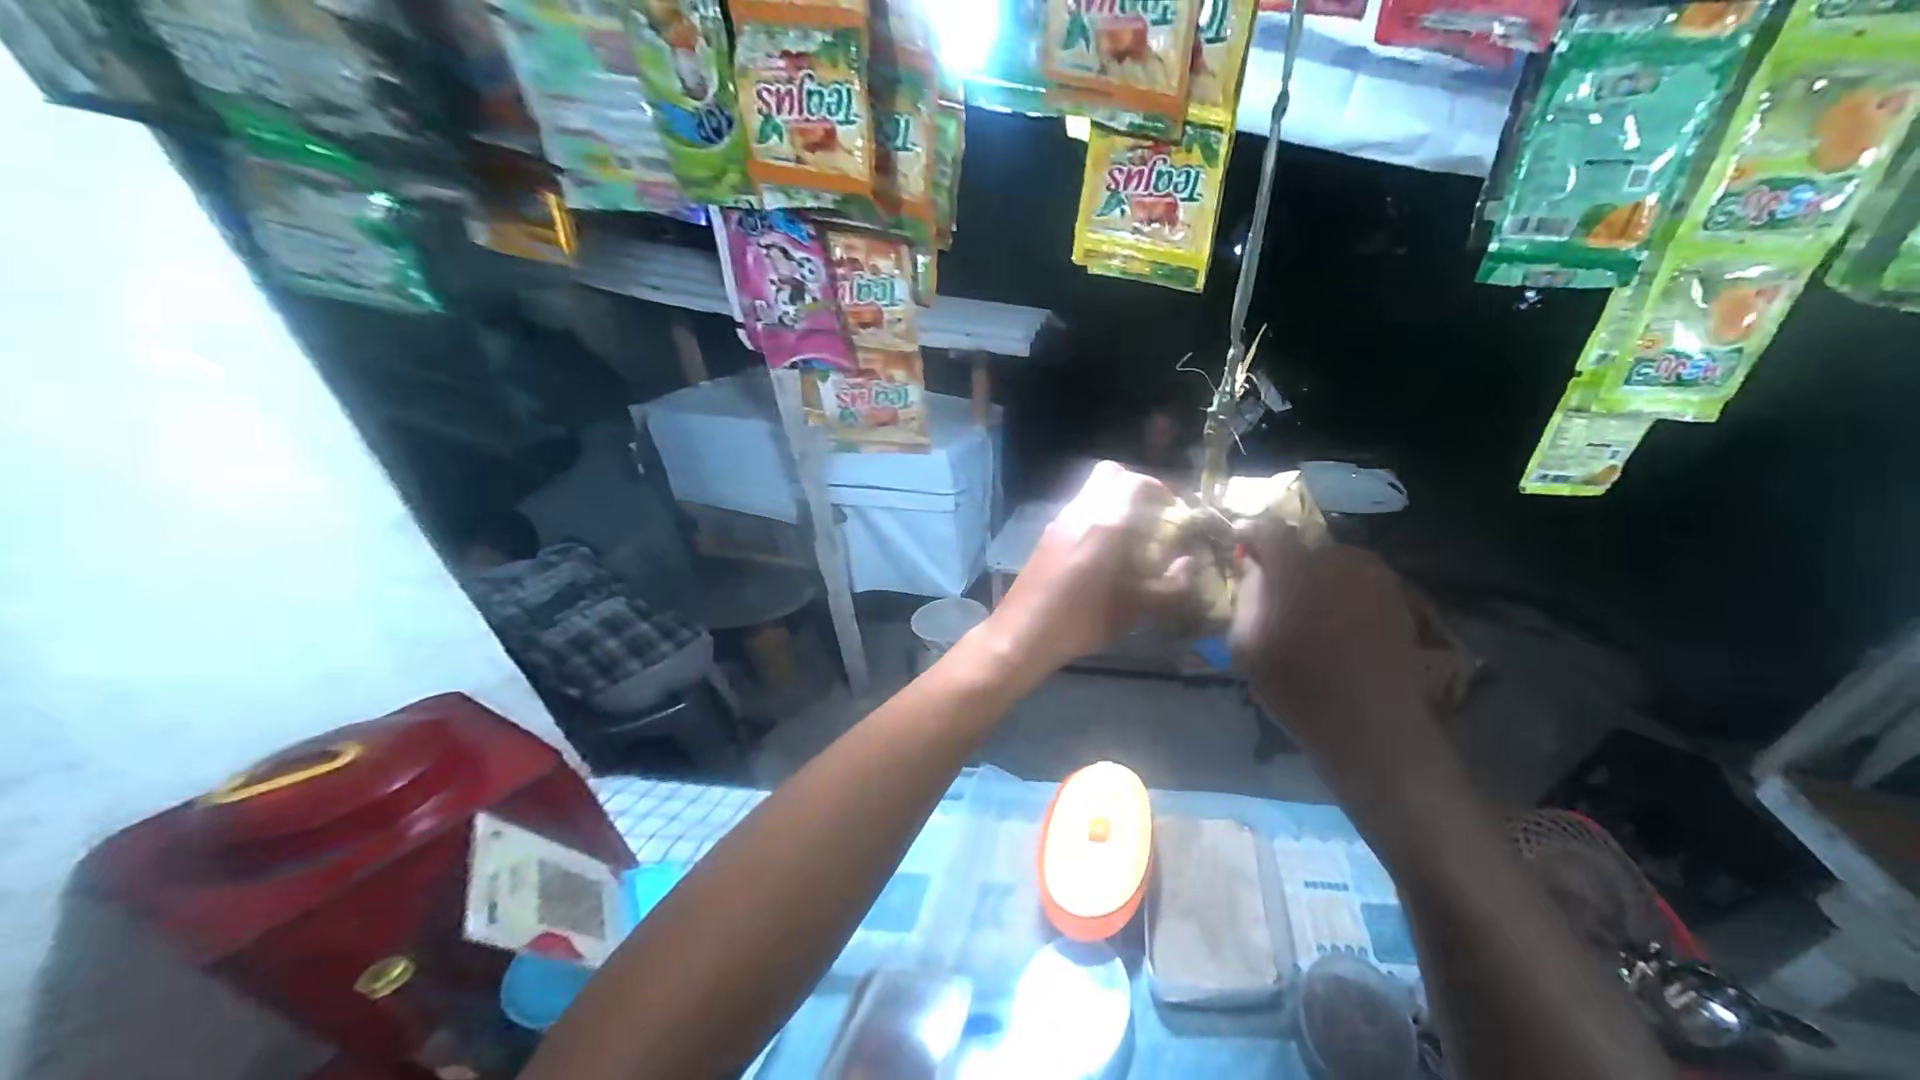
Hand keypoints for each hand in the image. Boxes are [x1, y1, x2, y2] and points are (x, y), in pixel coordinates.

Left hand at [986, 462, 1185, 676]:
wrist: (1023, 633)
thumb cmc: (1083, 620)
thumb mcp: (1135, 609)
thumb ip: (1169, 584)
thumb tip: (1189, 563)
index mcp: (1105, 523)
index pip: (1135, 481)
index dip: (1160, 488)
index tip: (1174, 509)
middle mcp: (1080, 512)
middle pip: (1109, 474)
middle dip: (1135, 486)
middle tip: (1152, 513)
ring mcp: (1059, 522)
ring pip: (1090, 491)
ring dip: (1114, 501)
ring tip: (1131, 535)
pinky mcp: (1046, 536)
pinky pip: (1077, 510)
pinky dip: (1096, 515)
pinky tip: (1104, 550)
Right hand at [1229, 519, 1433, 766]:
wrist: (1371, 724)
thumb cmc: (1296, 685)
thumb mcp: (1246, 643)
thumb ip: (1247, 596)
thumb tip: (1254, 569)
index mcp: (1295, 566)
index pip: (1267, 529)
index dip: (1251, 533)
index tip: (1240, 542)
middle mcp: (1338, 559)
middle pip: (1304, 545)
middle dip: (1287, 561)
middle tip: (1276, 589)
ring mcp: (1375, 577)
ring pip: (1336, 563)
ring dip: (1318, 576)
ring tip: (1310, 609)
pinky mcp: (1399, 599)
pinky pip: (1360, 582)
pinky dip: (1345, 593)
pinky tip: (1339, 625)